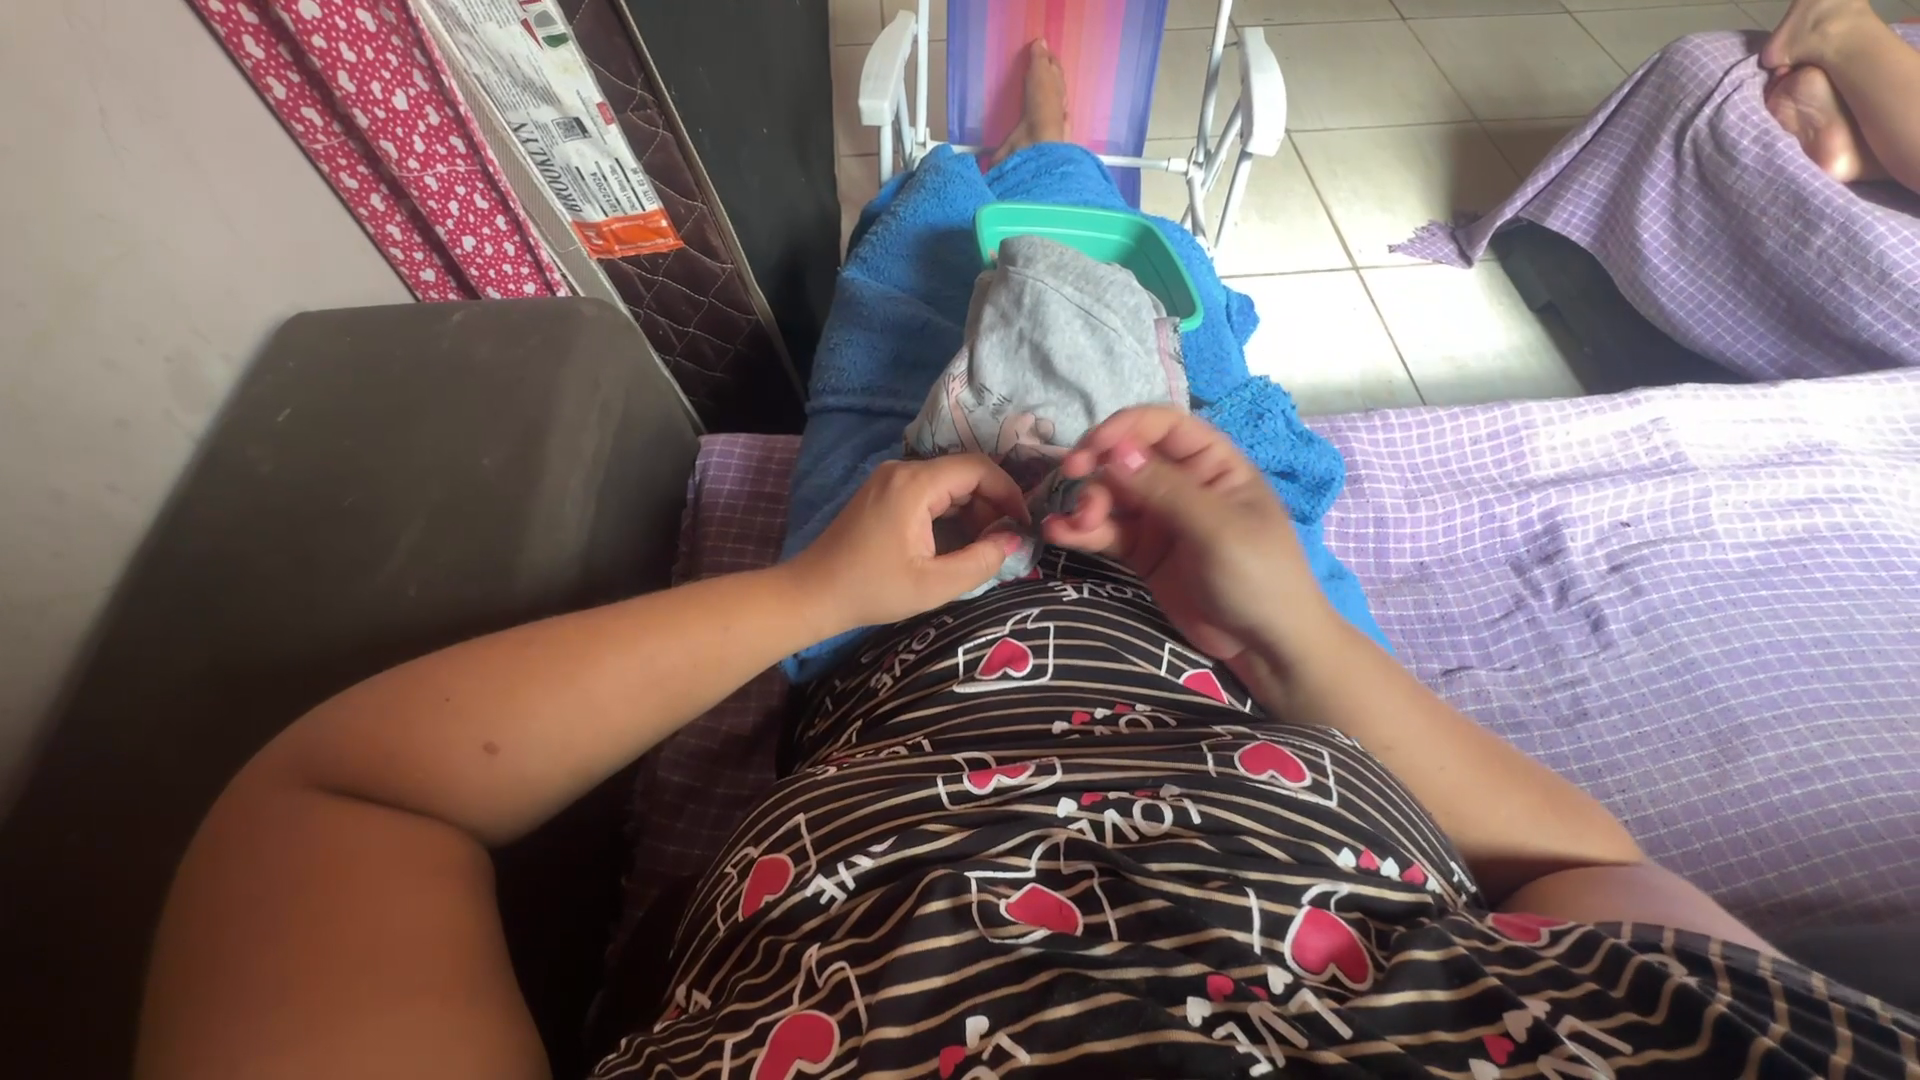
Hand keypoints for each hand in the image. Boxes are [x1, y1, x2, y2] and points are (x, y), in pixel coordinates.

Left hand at [788, 455, 1029, 630]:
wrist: (813, 593)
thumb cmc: (872, 590)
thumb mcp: (934, 584)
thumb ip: (980, 562)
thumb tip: (1012, 541)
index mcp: (914, 484)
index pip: (978, 468)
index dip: (1008, 492)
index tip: (1022, 524)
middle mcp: (902, 470)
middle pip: (964, 472)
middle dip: (992, 503)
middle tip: (1005, 540)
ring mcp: (890, 479)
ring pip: (948, 482)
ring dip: (973, 509)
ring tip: (985, 545)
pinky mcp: (883, 492)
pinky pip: (929, 492)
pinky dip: (950, 512)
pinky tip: (959, 541)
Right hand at [1042, 407, 1336, 663]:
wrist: (1265, 646)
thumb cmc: (1259, 577)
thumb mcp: (1217, 529)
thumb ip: (1165, 489)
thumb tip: (1115, 451)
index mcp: (1212, 463)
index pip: (1160, 426)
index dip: (1121, 430)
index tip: (1088, 451)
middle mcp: (1182, 483)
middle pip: (1125, 460)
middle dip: (1096, 474)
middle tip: (1078, 499)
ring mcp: (1160, 518)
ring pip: (1109, 496)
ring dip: (1085, 505)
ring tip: (1073, 528)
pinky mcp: (1142, 551)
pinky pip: (1105, 532)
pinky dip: (1080, 531)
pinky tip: (1058, 534)